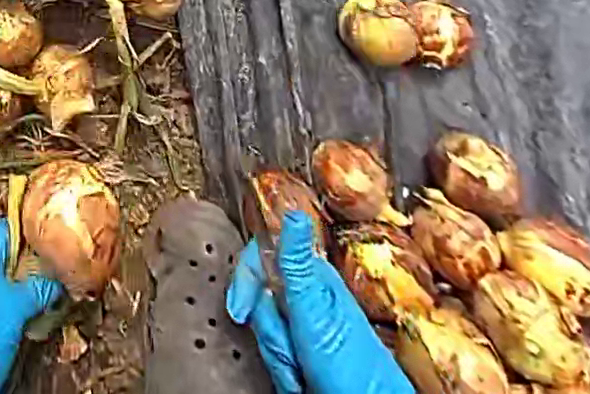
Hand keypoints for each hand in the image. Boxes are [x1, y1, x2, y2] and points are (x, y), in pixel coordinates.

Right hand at [225, 211, 413, 393]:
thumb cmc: (349, 364)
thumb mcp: (316, 308)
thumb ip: (298, 260)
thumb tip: (293, 212)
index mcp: (311, 273)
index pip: (260, 255)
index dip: (245, 280)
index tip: (239, 310)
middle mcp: (305, 294)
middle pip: (259, 297)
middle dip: (270, 331)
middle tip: (294, 351)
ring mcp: (303, 324)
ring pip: (265, 328)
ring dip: (279, 356)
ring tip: (303, 372)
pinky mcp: (302, 351)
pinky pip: (274, 355)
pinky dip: (283, 373)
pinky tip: (301, 382)